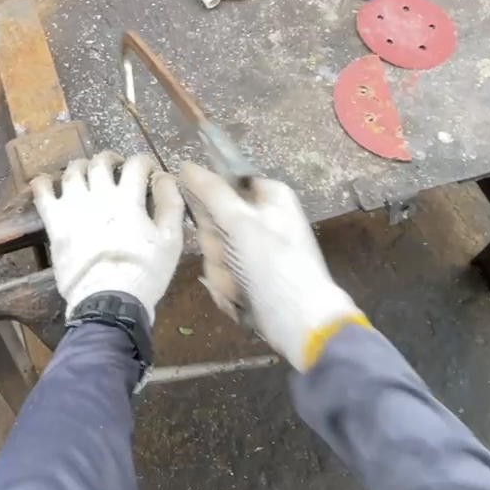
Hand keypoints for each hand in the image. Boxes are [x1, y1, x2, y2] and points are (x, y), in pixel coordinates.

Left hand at [31, 152, 184, 318]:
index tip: (147, 171)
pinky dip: (43, 182)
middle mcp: (98, 194)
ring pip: (73, 171)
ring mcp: (73, 206)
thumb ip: (170, 204)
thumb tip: (164, 178)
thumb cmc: (144, 273)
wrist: (108, 301)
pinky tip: (46, 181)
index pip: (136, 164)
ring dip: (81, 166)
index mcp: (127, 198)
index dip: (144, 163)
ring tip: (86, 172)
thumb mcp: (171, 241)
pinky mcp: (55, 222)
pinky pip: (43, 194)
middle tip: (116, 167)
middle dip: (111, 159)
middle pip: (101, 162)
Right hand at [181, 163, 364, 370]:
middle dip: (215, 242)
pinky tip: (239, 296)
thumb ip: (212, 192)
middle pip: (213, 217)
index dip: (212, 199)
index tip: (211, 216)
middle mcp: (262, 218)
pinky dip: (226, 285)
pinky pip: (221, 270)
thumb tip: (187, 164)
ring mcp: (254, 249)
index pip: (225, 182)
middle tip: (229, 254)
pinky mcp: (248, 275)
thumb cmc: (275, 266)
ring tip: (239, 281)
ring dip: (220, 268)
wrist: (301, 324)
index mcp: (269, 196)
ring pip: (214, 248)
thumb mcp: (242, 223)